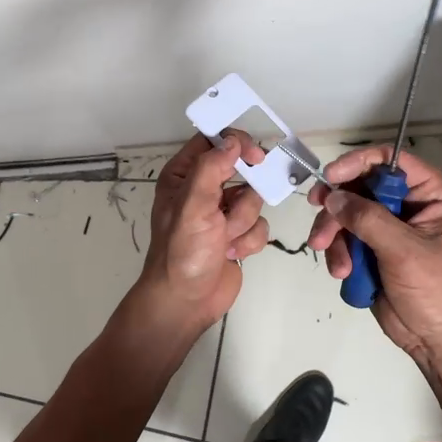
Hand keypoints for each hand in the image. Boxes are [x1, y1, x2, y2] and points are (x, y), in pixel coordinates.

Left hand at [126, 131, 270, 339]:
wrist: (187, 300)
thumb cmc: (183, 251)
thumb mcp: (192, 205)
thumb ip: (211, 169)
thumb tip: (233, 142)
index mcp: (182, 176)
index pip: (212, 141)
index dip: (235, 143)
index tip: (253, 155)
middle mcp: (202, 190)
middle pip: (240, 169)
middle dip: (242, 193)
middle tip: (233, 207)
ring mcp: (221, 213)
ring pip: (254, 198)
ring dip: (243, 220)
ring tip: (224, 238)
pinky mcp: (237, 234)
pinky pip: (259, 224)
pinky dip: (249, 239)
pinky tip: (231, 252)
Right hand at [305, 145, 441, 363]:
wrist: (440, 341)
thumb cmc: (438, 291)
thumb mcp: (405, 251)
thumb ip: (368, 219)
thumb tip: (332, 196)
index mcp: (433, 194)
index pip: (390, 162)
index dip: (357, 164)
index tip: (330, 178)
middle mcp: (410, 204)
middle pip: (360, 187)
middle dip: (338, 211)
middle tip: (321, 231)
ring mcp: (389, 227)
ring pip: (346, 213)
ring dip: (335, 237)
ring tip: (339, 265)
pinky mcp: (372, 249)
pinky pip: (344, 237)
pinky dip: (338, 252)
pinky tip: (343, 273)